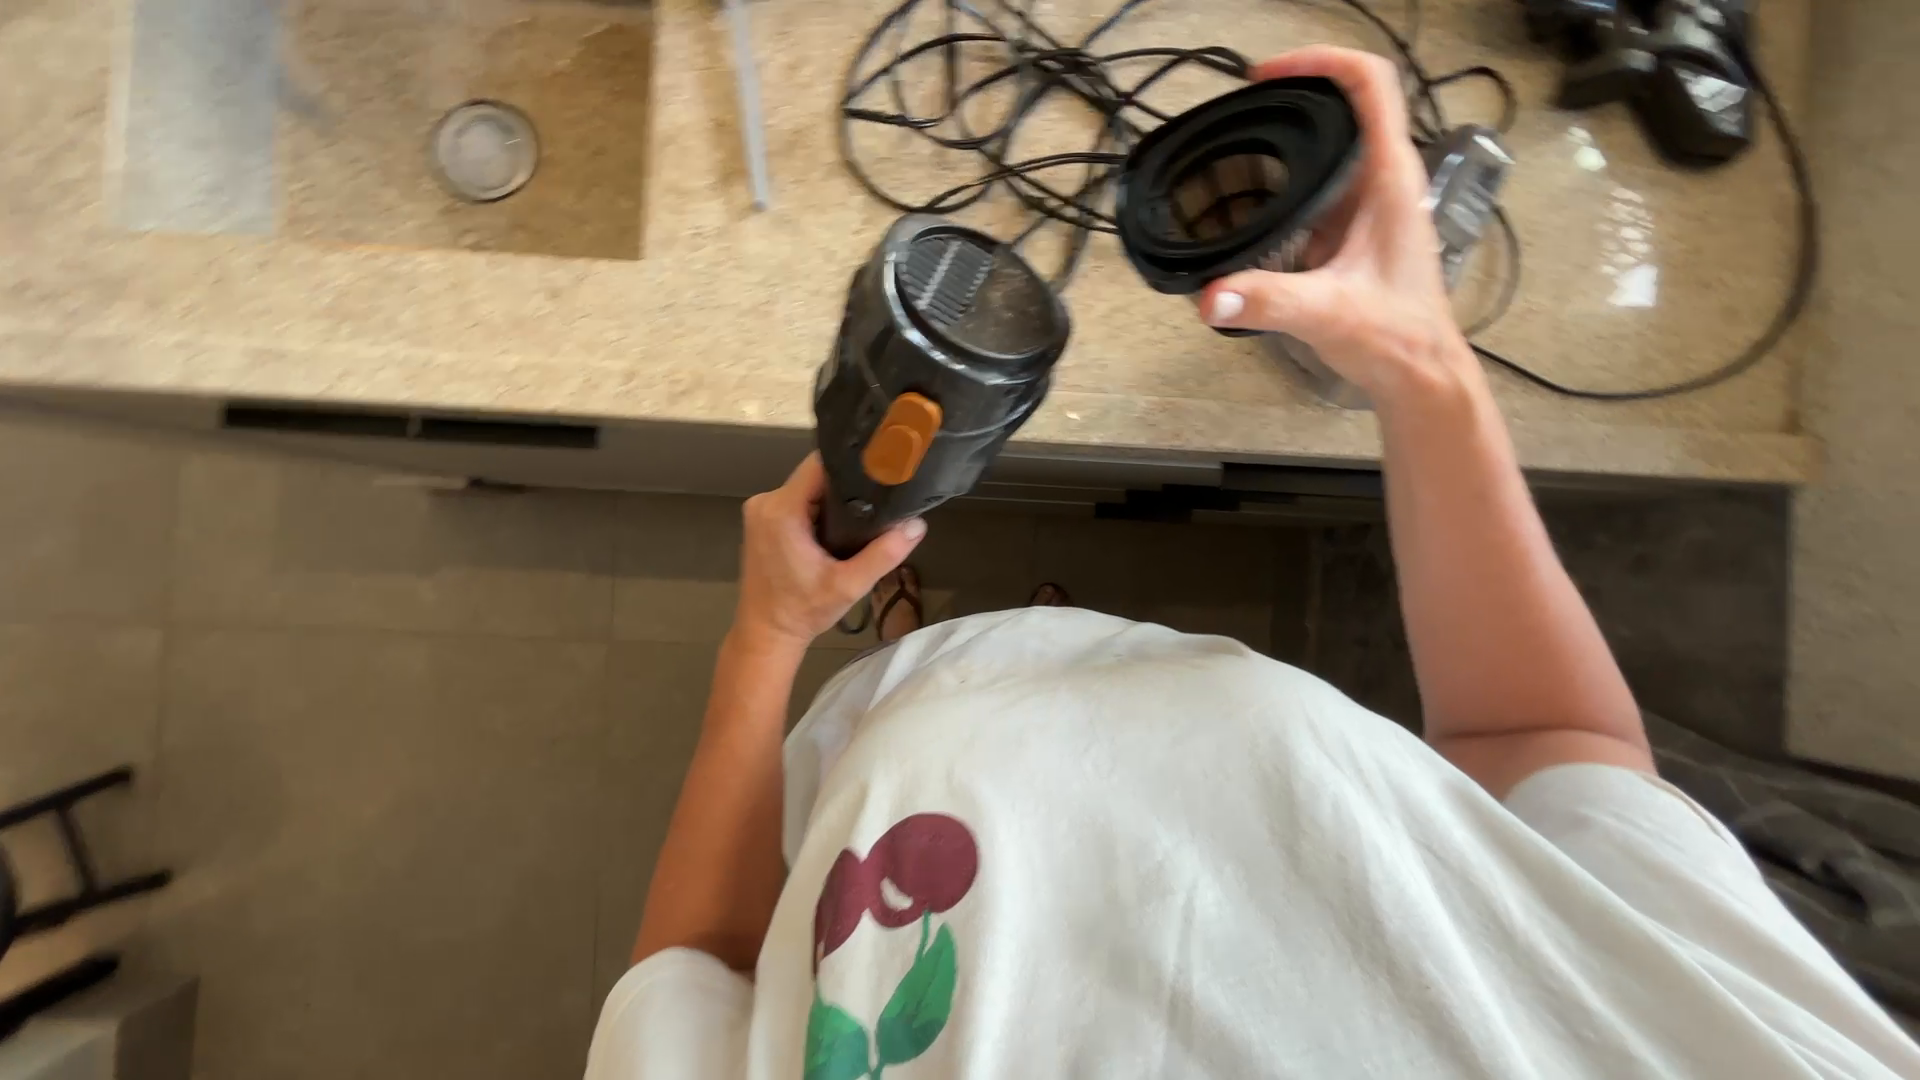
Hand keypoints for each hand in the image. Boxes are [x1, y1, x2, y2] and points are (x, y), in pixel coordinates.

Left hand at [733, 453, 926, 651]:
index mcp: (782, 509)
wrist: (767, 635)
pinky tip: (840, 525)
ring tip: (865, 512)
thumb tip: (917, 525)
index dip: (851, 463)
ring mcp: (761, 512)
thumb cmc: (803, 611)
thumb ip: (884, 554)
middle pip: (814, 476)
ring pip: (807, 488)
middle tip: (879, 496)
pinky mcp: (762, 523)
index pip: (819, 465)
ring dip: (832, 499)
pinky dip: (818, 509)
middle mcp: (765, 503)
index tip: (880, 468)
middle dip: (845, 485)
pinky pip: (797, 502)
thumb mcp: (849, 585)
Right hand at [1199, 46, 1475, 402]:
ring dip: (1285, 138)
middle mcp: (1381, 182)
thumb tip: (1208, 298)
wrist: (1418, 373)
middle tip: (1235, 112)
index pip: (1369, 86)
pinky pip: (1316, 187)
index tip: (1265, 75)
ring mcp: (1365, 208)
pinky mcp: (1349, 234)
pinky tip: (1247, 199)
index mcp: (1389, 179)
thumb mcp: (1329, 314)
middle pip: (1344, 107)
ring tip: (1232, 146)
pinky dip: (1281, 181)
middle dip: (1291, 97)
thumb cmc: (1394, 336)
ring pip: (1329, 149)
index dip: (1320, 62)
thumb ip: (1269, 302)